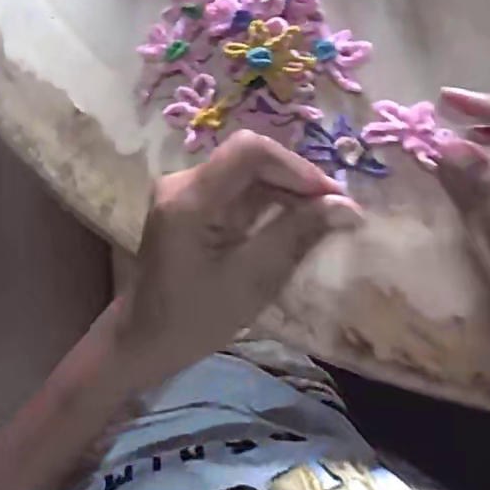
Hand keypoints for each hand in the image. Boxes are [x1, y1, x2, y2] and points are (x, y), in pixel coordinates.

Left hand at [116, 131, 361, 384]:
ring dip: (286, 189)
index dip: (295, 167)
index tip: (330, 197)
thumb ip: (295, 236)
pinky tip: (293, 220)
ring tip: (322, 215)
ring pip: (246, 170)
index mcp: (190, 199)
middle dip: (295, 178)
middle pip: (248, 158)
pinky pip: (236, 186)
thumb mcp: (251, 282)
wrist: (142, 337)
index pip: (248, 152)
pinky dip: (268, 200)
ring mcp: (183, 188)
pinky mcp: (189, 200)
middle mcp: (182, 181)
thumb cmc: (193, 319)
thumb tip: (347, 206)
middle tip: (336, 209)